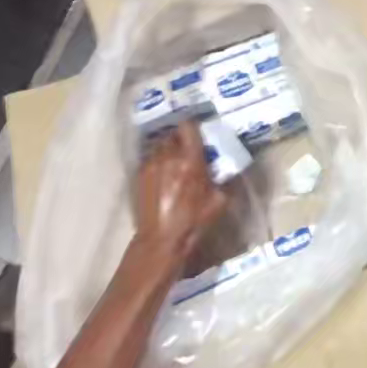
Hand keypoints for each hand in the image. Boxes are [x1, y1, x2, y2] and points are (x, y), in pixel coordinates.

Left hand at [133, 121, 228, 258]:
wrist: (161, 240)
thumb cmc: (193, 222)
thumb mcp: (219, 201)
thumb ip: (223, 180)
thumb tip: (226, 169)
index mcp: (190, 160)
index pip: (188, 127)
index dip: (193, 127)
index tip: (198, 133)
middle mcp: (168, 156)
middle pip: (172, 134)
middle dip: (180, 139)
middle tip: (188, 149)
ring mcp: (151, 164)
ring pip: (159, 145)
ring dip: (167, 149)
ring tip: (174, 161)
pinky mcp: (139, 175)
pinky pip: (150, 158)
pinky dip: (157, 161)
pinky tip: (163, 174)